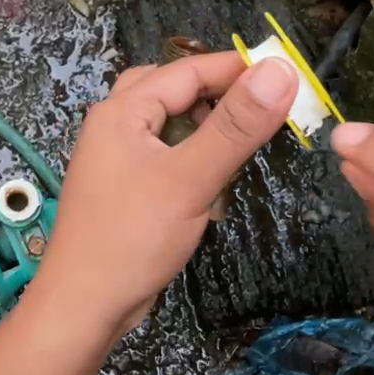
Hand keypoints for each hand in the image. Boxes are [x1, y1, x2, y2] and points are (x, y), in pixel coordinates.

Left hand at [38, 52, 297, 333]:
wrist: (84, 305)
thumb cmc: (132, 238)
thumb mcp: (190, 178)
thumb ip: (235, 126)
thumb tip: (280, 70)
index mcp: (120, 111)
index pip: (186, 70)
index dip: (237, 69)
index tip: (289, 76)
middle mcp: (112, 125)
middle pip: (171, 90)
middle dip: (216, 93)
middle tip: (263, 109)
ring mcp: (114, 158)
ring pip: (167, 124)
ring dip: (204, 126)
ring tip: (242, 142)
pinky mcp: (123, 187)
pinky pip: (162, 155)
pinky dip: (189, 156)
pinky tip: (212, 178)